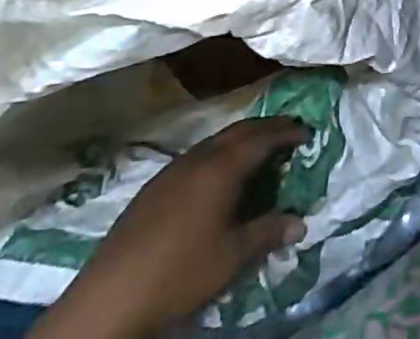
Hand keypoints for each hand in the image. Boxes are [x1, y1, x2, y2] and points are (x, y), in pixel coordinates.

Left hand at [30, 118, 310, 338]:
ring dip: (241, 140)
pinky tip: (221, 177)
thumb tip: (300, 222)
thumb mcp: (232, 256)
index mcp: (220, 168)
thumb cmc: (181, 270)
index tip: (306, 131)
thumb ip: (267, 233)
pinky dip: (220, 155)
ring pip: (216, 141)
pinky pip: (198, 156)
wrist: (114, 292)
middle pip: (238, 131)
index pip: (260, 138)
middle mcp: (198, 158)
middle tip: (289, 132)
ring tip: (260, 153)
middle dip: (266, 128)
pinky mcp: (157, 184)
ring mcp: (173, 169)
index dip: (285, 132)